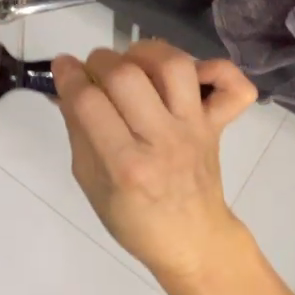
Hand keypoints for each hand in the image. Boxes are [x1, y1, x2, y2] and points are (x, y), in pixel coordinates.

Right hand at [52, 42, 258, 286]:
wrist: (194, 242)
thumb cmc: (132, 219)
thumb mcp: (89, 180)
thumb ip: (79, 129)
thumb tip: (67, 85)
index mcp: (124, 165)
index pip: (88, 102)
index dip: (67, 75)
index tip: (61, 67)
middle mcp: (161, 141)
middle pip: (126, 76)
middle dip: (99, 61)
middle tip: (93, 72)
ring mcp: (194, 130)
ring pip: (174, 67)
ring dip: (145, 53)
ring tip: (132, 64)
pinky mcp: (218, 125)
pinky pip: (233, 87)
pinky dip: (217, 69)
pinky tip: (191, 74)